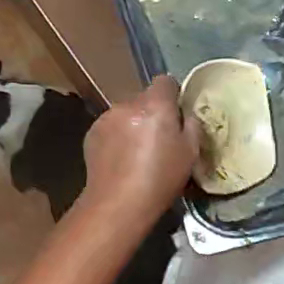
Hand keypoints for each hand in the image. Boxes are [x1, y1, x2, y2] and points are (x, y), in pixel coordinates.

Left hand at [81, 76, 200, 222]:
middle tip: (158, 139)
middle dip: (151, 113)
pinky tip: (120, 159)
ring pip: (125, 113)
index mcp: (155, 105)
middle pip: (144, 99)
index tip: (176, 112)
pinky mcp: (92, 132)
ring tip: (137, 153)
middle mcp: (128, 104)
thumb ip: (191, 126)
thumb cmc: (160, 178)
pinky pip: (110, 127)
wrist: (118, 202)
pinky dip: (116, 136)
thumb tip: (185, 114)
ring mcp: (106, 117)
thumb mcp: (190, 153)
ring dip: (132, 124)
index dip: (172, 94)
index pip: (165, 81)